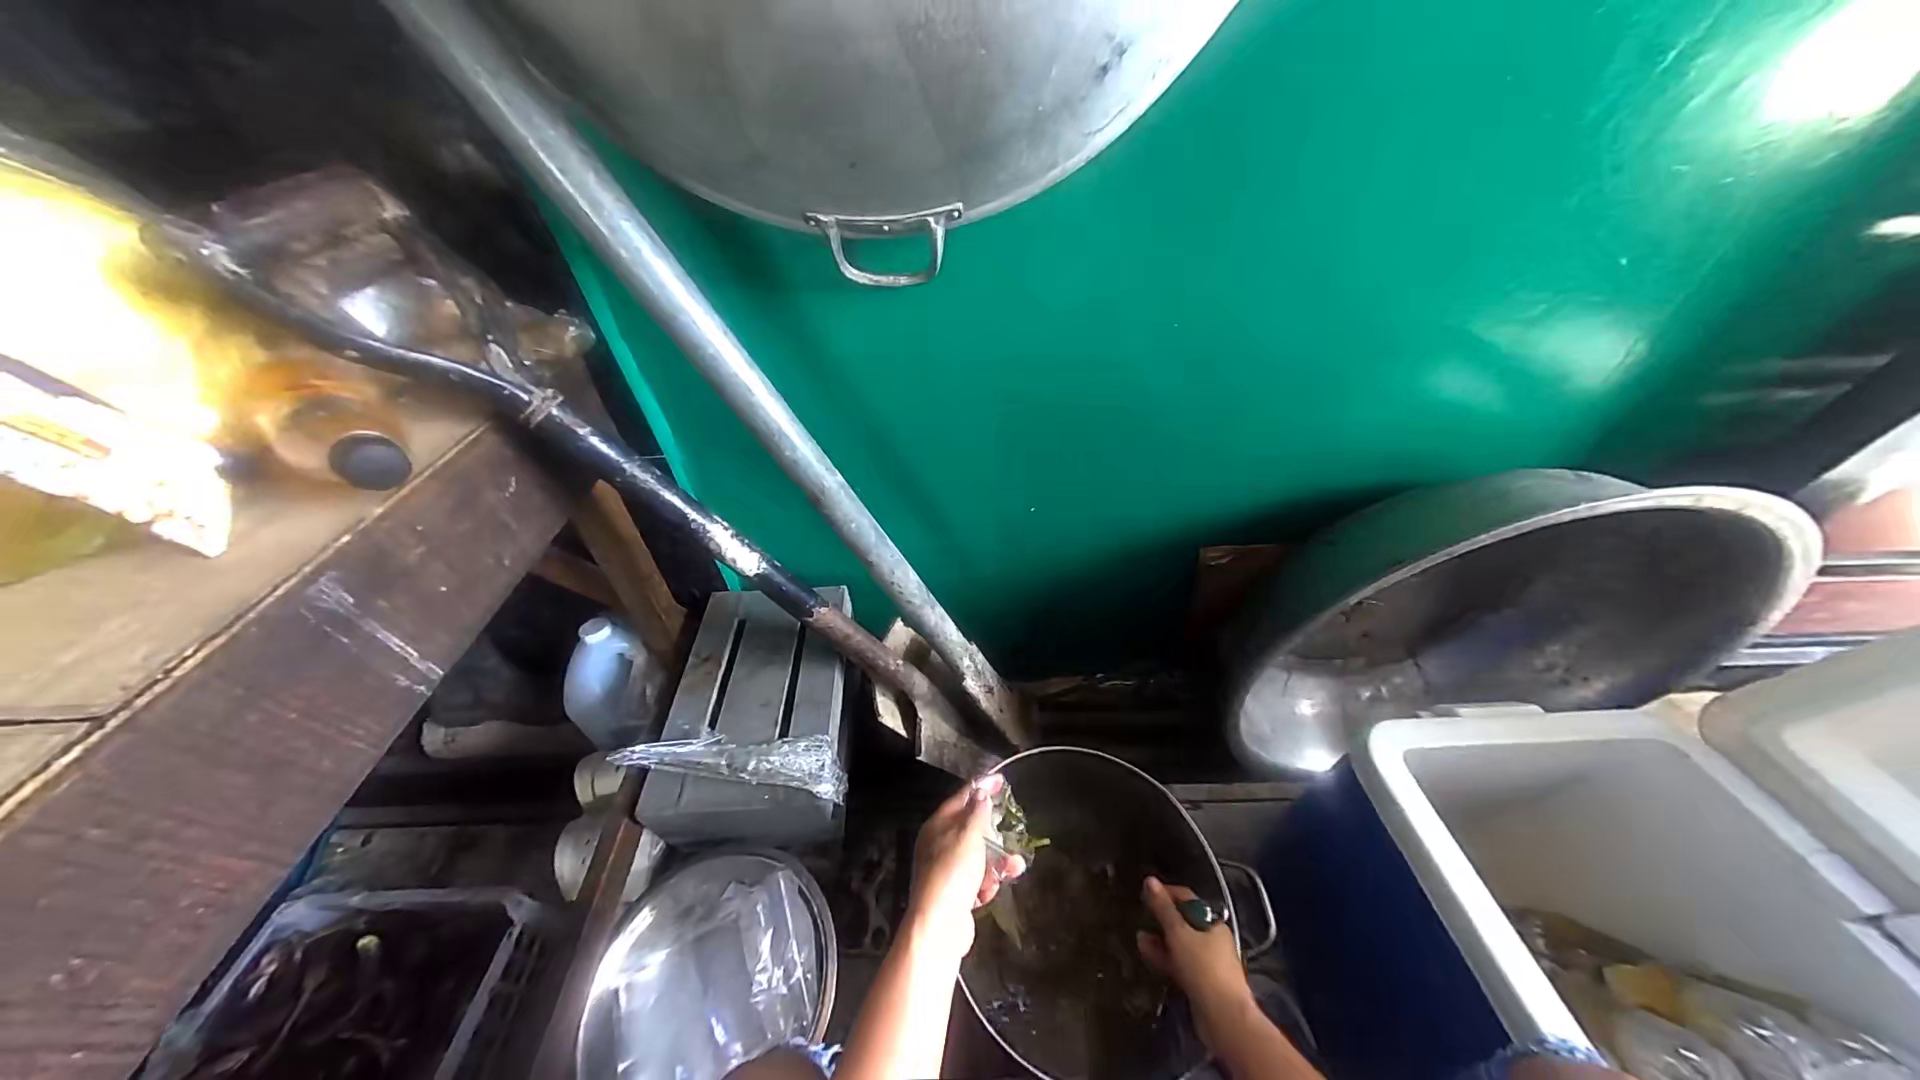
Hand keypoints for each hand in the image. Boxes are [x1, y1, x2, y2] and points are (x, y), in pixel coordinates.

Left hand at [905, 774, 1026, 960]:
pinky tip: (989, 891)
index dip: (981, 786)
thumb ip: (978, 812)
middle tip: (1012, 833)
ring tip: (1012, 868)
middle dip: (995, 834)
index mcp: (938, 825)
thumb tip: (981, 792)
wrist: (940, 925)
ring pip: (979, 857)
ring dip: (997, 862)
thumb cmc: (952, 873)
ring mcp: (947, 870)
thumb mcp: (969, 835)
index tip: (1000, 779)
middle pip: (972, 830)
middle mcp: (939, 845)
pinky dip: (987, 883)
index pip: (962, 797)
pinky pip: (977, 881)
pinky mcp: (956, 894)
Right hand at [1137, 876, 1253, 1017]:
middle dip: (1161, 918)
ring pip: (1181, 944)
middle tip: (1142, 915)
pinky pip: (1180, 963)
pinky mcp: (1202, 983)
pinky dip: (1165, 957)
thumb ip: (1163, 907)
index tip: (1146, 892)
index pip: (1187, 898)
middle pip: (1184, 922)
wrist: (1224, 1017)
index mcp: (1213, 923)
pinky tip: (1148, 955)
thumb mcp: (1178, 932)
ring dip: (1160, 939)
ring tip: (1140, 938)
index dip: (1166, 892)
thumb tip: (1150, 880)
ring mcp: (1209, 963)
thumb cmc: (1203, 968)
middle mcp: (1214, 940)